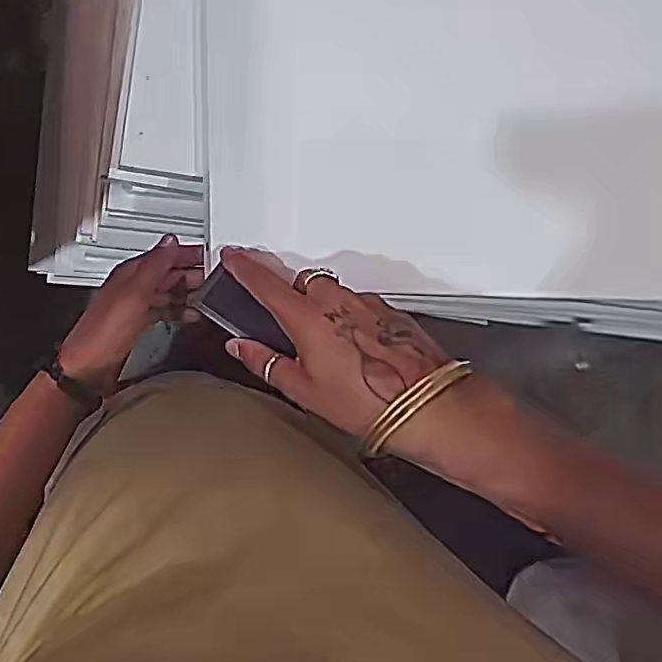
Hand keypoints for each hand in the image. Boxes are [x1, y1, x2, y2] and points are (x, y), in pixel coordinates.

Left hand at [57, 236, 203, 392]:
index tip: (210, 255)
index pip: (164, 254)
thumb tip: (170, 242)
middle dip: (192, 272)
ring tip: (207, 295)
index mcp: (131, 273)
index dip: (187, 253)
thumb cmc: (103, 333)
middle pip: (167, 272)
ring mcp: (135, 307)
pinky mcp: (138, 325)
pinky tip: (189, 315)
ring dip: (187, 292)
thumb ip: (154, 266)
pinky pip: (163, 310)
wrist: (88, 368)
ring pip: (167, 291)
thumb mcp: (135, 293)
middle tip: (214, 277)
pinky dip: (179, 310)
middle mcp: (133, 287)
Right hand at [217, 248, 453, 437]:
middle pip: (298, 279)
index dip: (243, 265)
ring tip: (323, 338)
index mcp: (306, 317)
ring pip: (329, 288)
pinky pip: (356, 301)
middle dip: (286, 290)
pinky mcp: (387, 310)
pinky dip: (347, 313)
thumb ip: (266, 362)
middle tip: (283, 316)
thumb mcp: (304, 390)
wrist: (429, 405)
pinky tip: (351, 341)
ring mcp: (363, 302)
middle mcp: (333, 301)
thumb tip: (242, 348)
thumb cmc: (370, 400)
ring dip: (319, 302)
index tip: (233, 256)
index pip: (264, 280)